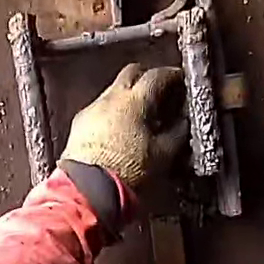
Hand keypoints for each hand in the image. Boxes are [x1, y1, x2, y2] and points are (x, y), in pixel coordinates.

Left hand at [60, 64, 186, 187]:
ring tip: (141, 117)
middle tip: (160, 93)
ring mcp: (92, 109)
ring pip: (113, 91)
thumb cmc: (128, 173)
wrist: (88, 190)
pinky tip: (120, 132)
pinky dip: (113, 114)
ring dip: (128, 97)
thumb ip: (177, 133)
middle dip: (147, 78)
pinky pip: (100, 109)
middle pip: (132, 72)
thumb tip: (183, 122)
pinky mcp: (79, 124)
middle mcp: (110, 98)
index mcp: (135, 101)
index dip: (173, 76)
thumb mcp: (163, 155)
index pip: (157, 75)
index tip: (180, 82)